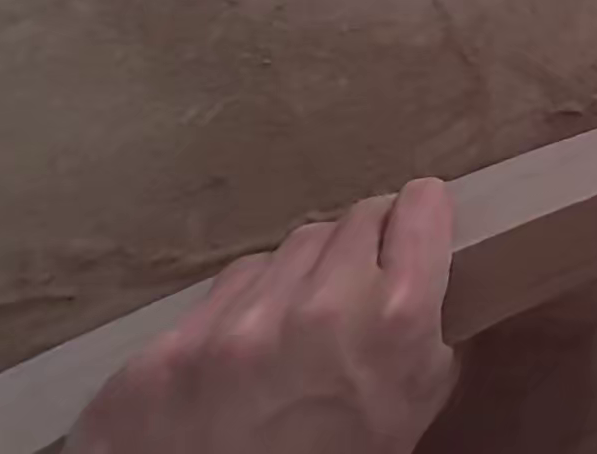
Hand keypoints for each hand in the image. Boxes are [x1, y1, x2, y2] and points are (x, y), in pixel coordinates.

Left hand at [68, 178, 459, 453]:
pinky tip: (241, 355)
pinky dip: (246, 306)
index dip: (423, 214)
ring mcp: (234, 329)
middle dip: (366, 243)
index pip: (422, 202)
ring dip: (306, 271)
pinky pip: (230, 286)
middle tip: (358, 285)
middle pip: (358, 216)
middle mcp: (321, 306)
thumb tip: (432, 249)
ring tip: (296, 324)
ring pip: (293, 246)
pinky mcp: (162, 356)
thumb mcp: (424, 393)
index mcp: (395, 315)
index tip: (416, 228)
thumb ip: (434, 310)